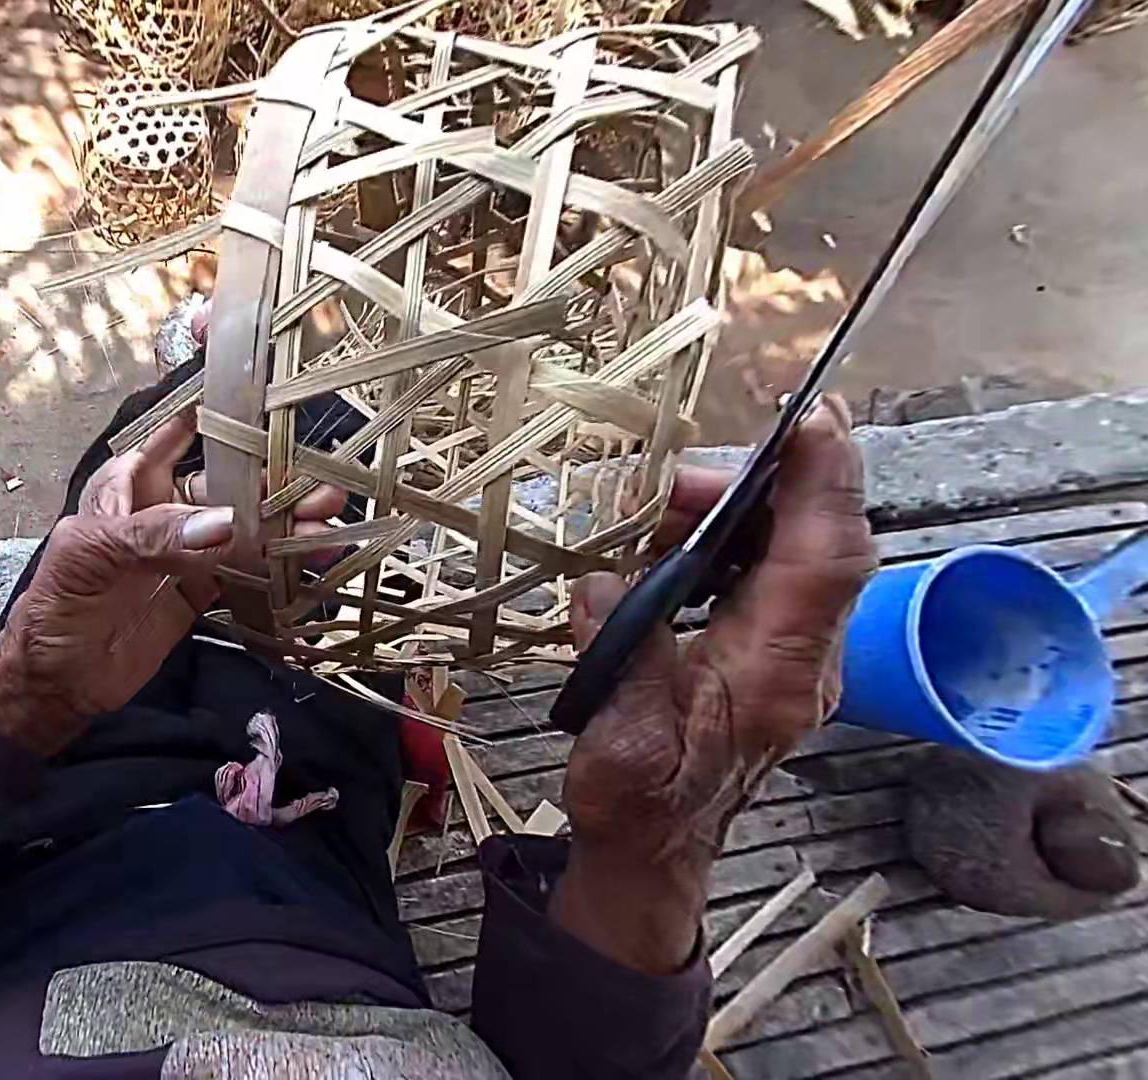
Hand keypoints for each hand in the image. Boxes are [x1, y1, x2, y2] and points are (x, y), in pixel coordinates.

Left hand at [0, 408, 346, 753]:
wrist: (59, 681)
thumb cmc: (58, 604)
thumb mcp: (91, 556)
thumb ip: (153, 535)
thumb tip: (224, 523)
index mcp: (130, 485)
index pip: (178, 437)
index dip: (219, 420)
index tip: (271, 410)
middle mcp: (165, 509)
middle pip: (226, 485)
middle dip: (272, 482)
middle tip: (318, 488)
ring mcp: (187, 551)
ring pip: (244, 526)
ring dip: (284, 523)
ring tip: (326, 525)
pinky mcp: (203, 588)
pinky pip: (246, 568)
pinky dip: (278, 563)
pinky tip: (311, 558)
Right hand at [552, 396, 874, 973]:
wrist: (647, 845)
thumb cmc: (636, 798)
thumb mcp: (625, 733)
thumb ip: (625, 655)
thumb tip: (600, 585)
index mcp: (771, 672)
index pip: (822, 562)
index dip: (822, 487)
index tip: (814, 423)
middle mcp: (794, 658)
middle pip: (806, 549)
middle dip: (751, 494)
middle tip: (670, 483)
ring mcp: (777, 658)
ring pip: (784, 561)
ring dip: (729, 520)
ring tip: (659, 512)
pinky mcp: (749, 658)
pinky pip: (755, 583)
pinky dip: (720, 548)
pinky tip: (666, 549)